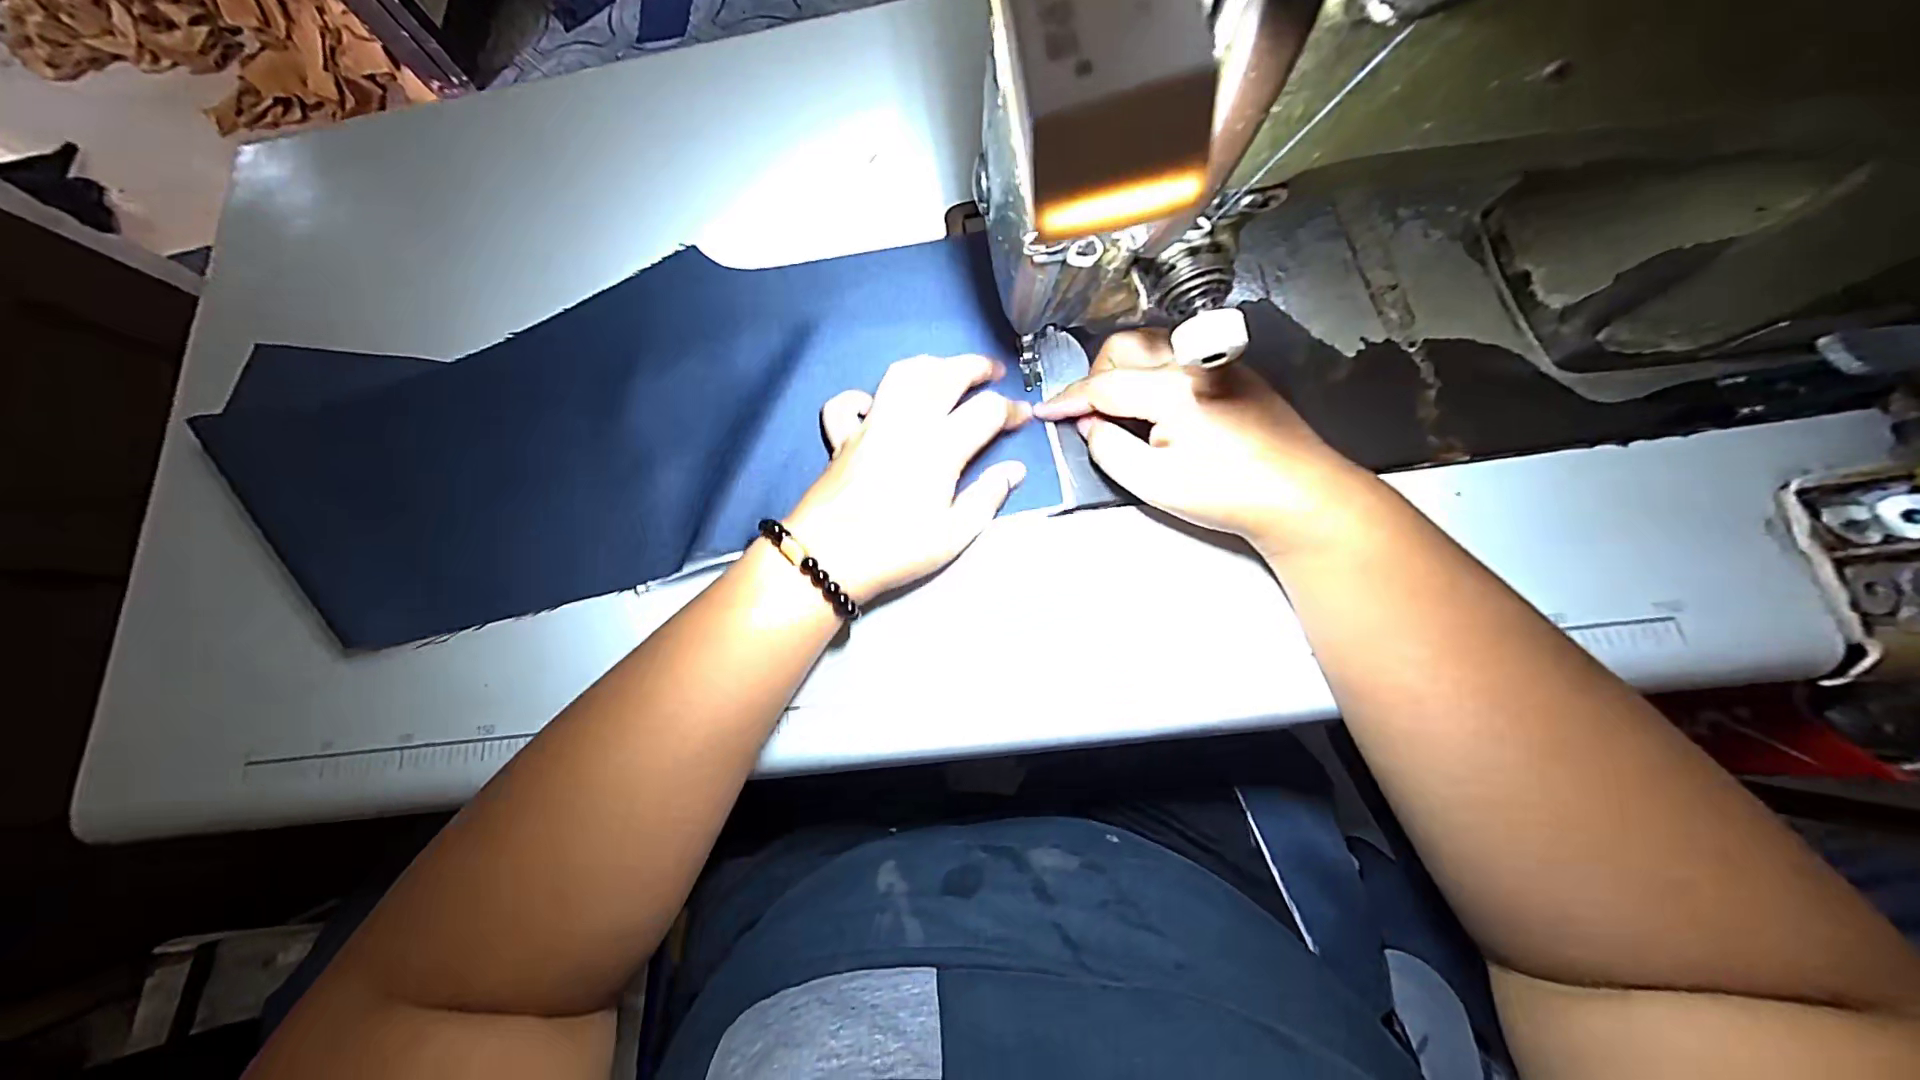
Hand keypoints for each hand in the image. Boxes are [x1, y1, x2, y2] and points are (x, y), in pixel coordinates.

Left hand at [781, 354, 1030, 603]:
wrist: (828, 556)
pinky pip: (848, 402)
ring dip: (929, 365)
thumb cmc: (895, 549)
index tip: (1023, 415)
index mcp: (940, 447)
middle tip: (994, 372)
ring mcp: (871, 425)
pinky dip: (863, 395)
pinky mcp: (842, 436)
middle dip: (975, 366)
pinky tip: (875, 404)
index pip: (986, 411)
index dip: (1011, 409)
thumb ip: (987, 497)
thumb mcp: (953, 535)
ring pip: (901, 374)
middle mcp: (906, 423)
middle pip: (946, 374)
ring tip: (946, 371)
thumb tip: (1014, 471)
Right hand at [1032, 328, 1382, 554]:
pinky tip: (1152, 406)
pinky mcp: (1231, 370)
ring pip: (1149, 345)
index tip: (1048, 411)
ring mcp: (1216, 362)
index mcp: (1174, 387)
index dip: (1069, 400)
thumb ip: (1108, 447)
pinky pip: (1176, 356)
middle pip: (1122, 348)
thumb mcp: (1152, 483)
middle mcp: (1195, 361)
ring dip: (1121, 370)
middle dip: (1094, 376)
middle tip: (1085, 413)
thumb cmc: (1233, 493)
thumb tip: (1089, 425)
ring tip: (1117, 409)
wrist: (1300, 495)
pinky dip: (1150, 372)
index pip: (1103, 385)